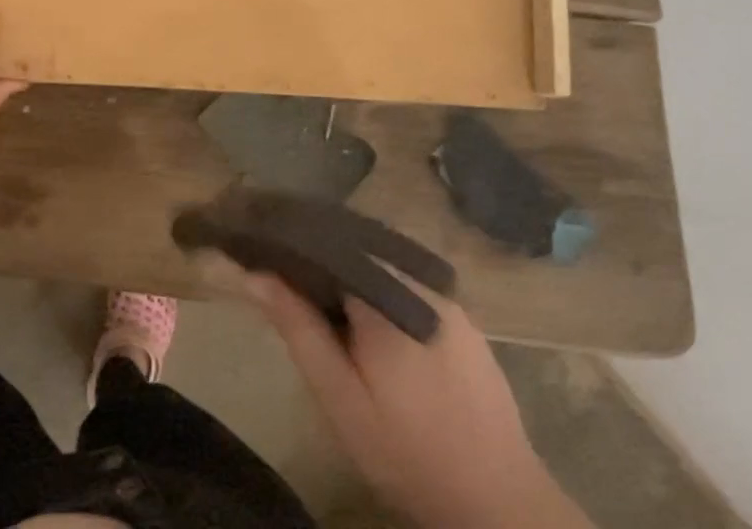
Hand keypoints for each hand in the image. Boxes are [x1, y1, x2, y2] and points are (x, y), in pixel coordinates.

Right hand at [248, 274, 589, 528]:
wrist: (497, 502)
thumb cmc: (405, 450)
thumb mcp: (339, 395)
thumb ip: (299, 329)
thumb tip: (254, 275)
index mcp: (389, 300)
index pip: (329, 250)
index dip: (292, 253)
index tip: (261, 262)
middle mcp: (425, 290)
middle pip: (358, 259)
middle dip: (320, 270)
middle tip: (284, 293)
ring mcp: (453, 309)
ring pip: (385, 276)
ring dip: (351, 286)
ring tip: (320, 311)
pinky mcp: (469, 331)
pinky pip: (410, 295)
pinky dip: (381, 300)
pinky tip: (367, 333)